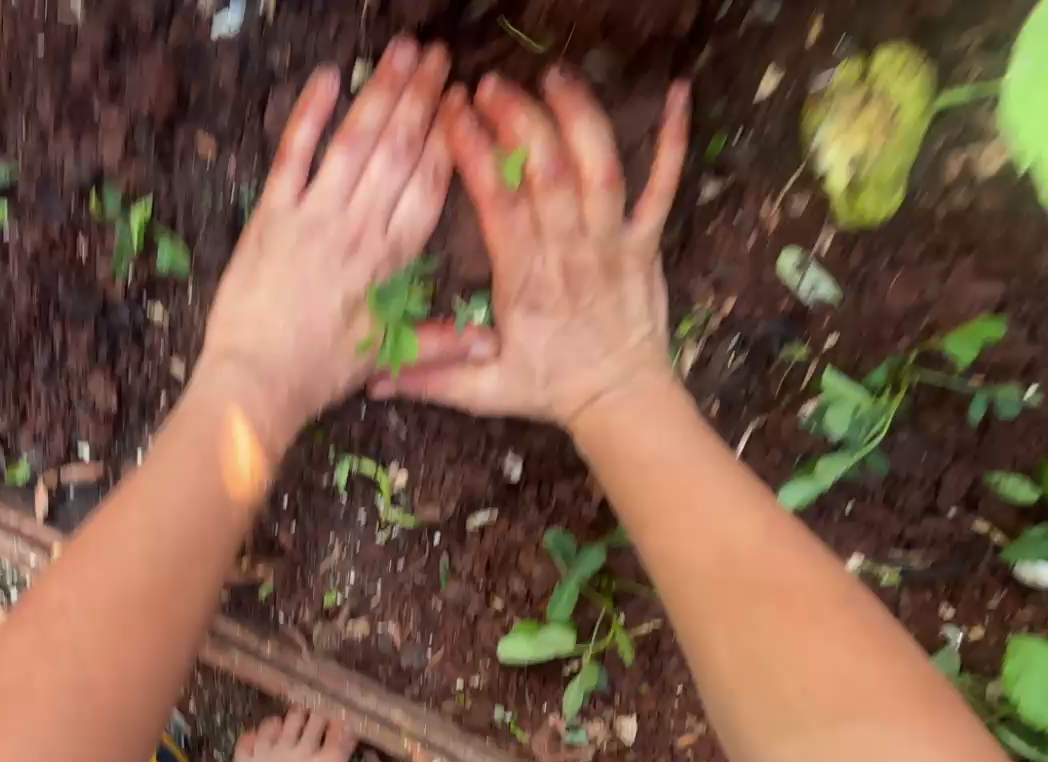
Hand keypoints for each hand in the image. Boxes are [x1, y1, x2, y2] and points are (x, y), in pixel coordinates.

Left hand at [192, 39, 486, 445]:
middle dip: (421, 100)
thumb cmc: (319, 374)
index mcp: (389, 262)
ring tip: (403, 52)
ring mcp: (311, 217)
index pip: (428, 187)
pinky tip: (329, 78)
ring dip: (380, 93)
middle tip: (439, 57)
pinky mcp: (270, 216)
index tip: (460, 105)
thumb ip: (440, 343)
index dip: (446, 141)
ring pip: (355, 143)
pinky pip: (293, 155)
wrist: (255, 381)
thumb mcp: (384, 356)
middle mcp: (356, 229)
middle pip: (397, 152)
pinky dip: (309, 115)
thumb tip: (491, 345)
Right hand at [369, 69, 690, 428]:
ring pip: (599, 169)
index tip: (453, 117)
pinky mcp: (645, 242)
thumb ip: (430, 380)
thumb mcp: (482, 392)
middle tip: (491, 85)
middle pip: (548, 173)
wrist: (619, 400)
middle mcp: (570, 253)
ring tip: (552, 76)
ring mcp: (612, 243)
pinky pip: (664, 186)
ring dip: (578, 116)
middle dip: (519, 120)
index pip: (498, 207)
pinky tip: (675, 95)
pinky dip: (673, 141)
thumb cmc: (549, 391)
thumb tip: (372, 380)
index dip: (476, 157)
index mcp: (525, 283)